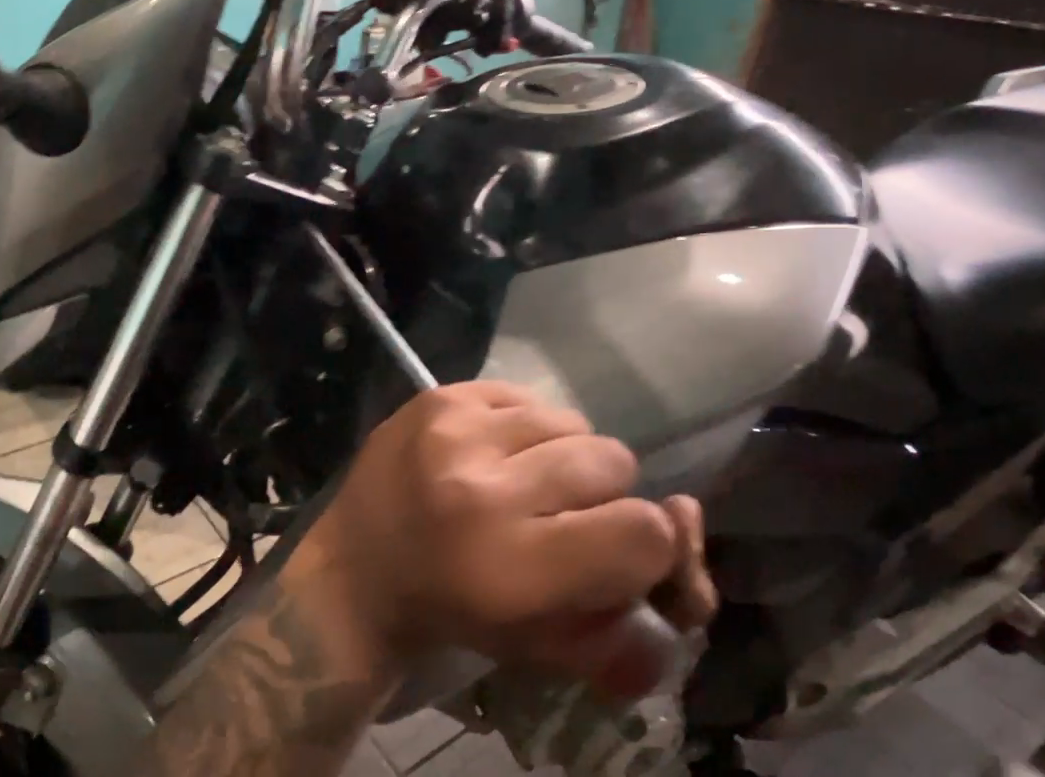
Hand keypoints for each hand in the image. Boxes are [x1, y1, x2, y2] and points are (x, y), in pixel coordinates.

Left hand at [286, 381, 717, 692]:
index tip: (619, 553)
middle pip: (613, 461)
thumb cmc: (457, 614)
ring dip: (564, 455)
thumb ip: (633, 619)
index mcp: (515, 567)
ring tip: (525, 483)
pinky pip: (525, 396)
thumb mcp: (550, 648)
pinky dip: (524, 426)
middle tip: (563, 516)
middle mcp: (484, 490)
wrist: (357, 572)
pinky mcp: (436, 398)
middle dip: (603, 494)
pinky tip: (494, 455)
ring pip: (572, 422)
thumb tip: (686, 538)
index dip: (647, 545)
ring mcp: (455, 433)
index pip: (642, 531)